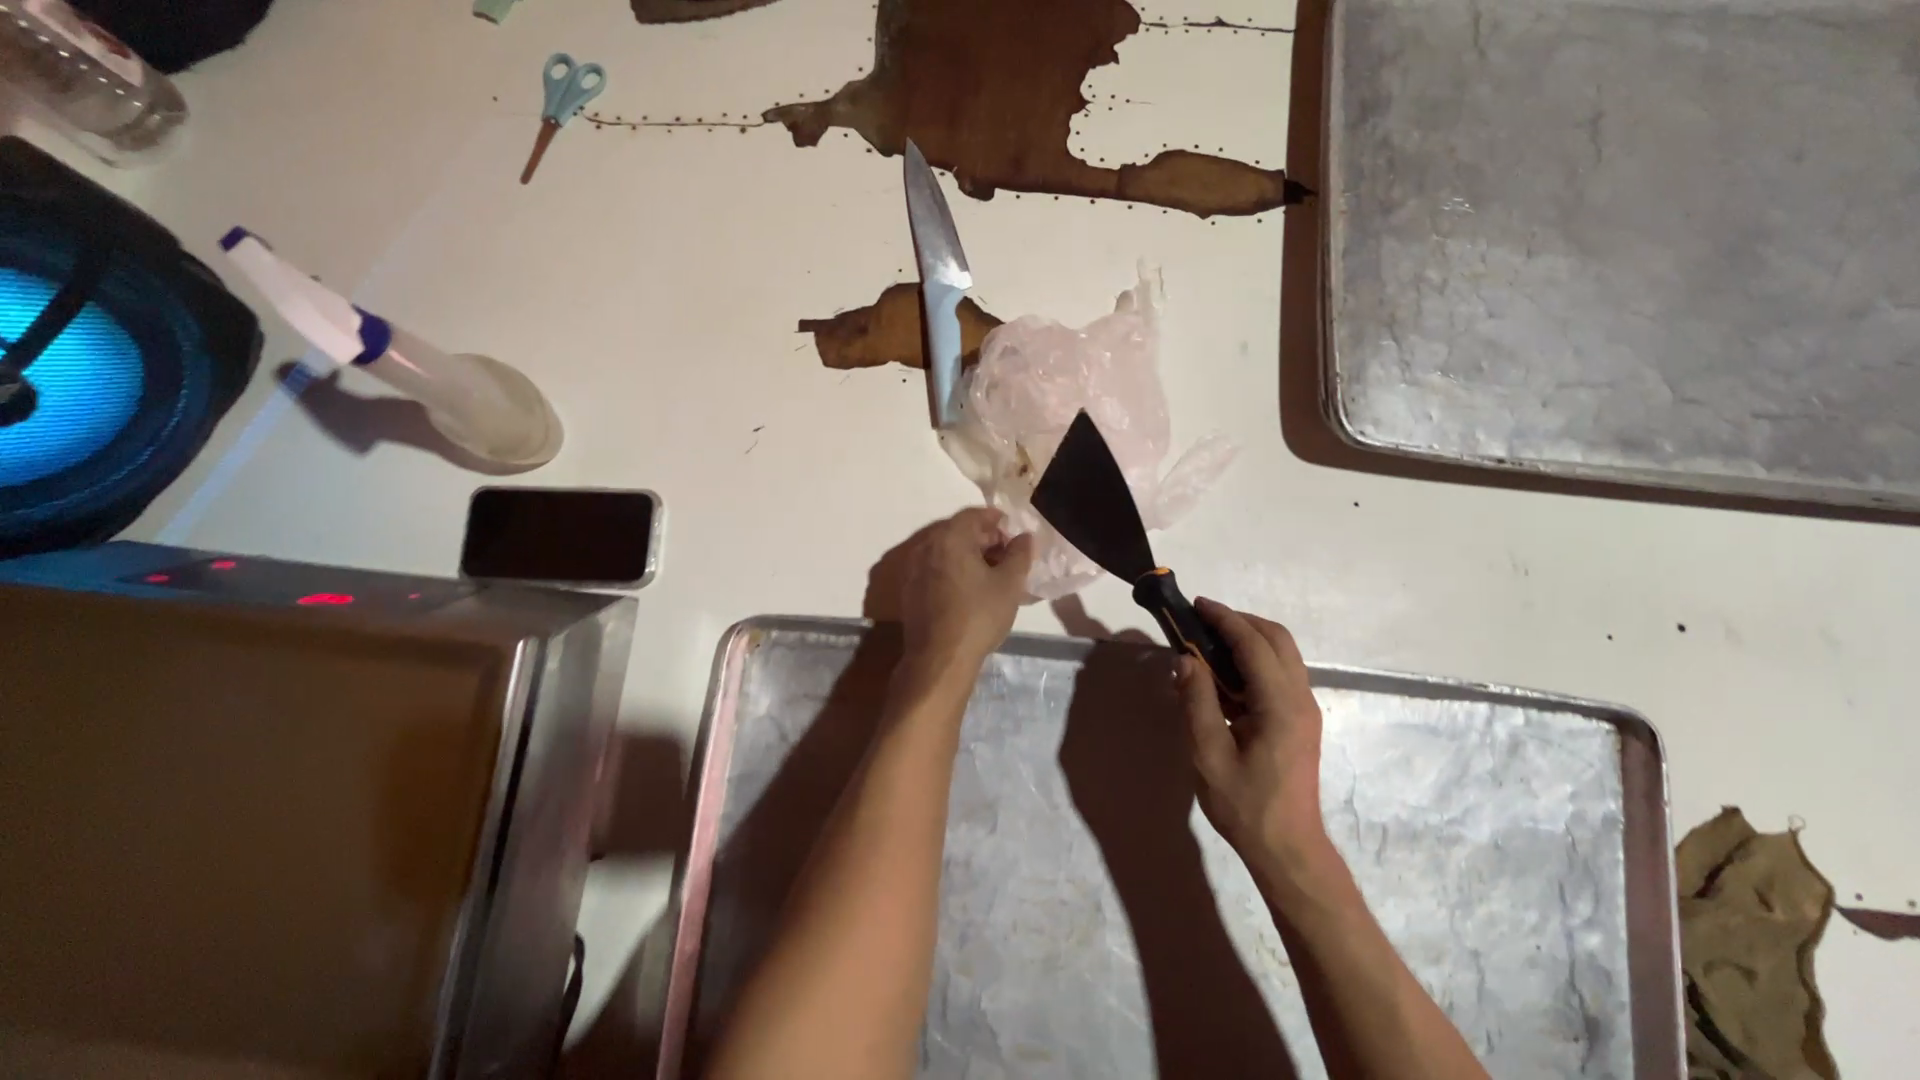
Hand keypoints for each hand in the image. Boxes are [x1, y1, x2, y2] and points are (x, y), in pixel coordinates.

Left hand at [895, 508, 1033, 669]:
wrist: (939, 658)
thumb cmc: (978, 616)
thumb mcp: (1009, 584)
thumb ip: (1020, 554)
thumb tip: (1024, 537)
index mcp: (949, 537)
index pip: (974, 515)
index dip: (997, 521)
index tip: (1014, 534)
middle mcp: (926, 547)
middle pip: (957, 531)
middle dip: (983, 539)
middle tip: (1007, 555)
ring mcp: (913, 569)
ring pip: (945, 552)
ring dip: (968, 556)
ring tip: (991, 574)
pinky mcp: (910, 590)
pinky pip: (935, 569)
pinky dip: (953, 571)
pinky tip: (970, 589)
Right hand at [1177, 599, 1330, 876]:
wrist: (1288, 847)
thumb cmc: (1245, 805)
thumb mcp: (1209, 755)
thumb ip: (1196, 703)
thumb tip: (1186, 660)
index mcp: (1281, 704)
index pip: (1254, 644)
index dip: (1225, 619)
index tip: (1197, 605)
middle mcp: (1300, 699)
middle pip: (1277, 640)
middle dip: (1240, 621)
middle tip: (1201, 618)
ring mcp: (1305, 710)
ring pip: (1283, 655)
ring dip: (1249, 639)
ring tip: (1209, 641)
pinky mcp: (1300, 722)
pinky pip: (1281, 674)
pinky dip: (1255, 660)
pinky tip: (1225, 674)